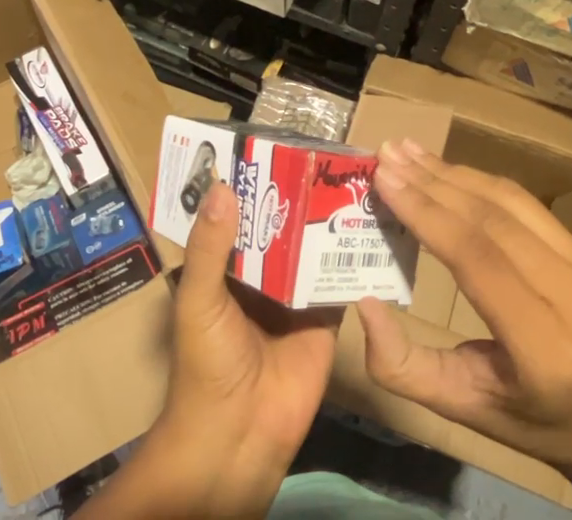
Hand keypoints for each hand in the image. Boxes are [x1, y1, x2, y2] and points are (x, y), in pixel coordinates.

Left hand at [96, 181, 340, 518]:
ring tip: (353, 174)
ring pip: (311, 244)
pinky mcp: (326, 315)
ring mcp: (294, 293)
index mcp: (223, 265)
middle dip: (296, 192)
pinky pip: (339, 278)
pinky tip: (372, 222)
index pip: (237, 212)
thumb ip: (210, 247)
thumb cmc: (207, 362)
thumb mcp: (199, 299)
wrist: (243, 431)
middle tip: (324, 149)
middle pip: (280, 223)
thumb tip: (224, 184)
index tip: (272, 140)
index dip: (251, 182)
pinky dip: (352, 255)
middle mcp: (259, 273)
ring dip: (326, 217)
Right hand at [357, 139, 571, 475]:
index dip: (428, 214)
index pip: (480, 262)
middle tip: (386, 155)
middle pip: (496, 224)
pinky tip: (446, 171)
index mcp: (547, 354)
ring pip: (515, 206)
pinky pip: (531, 210)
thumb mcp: (459, 408)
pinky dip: (481, 183)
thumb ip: (402, 367)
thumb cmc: (530, 421)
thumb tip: (364, 303)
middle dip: (434, 183)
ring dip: (455, 173)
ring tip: (407, 151)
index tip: (383, 179)